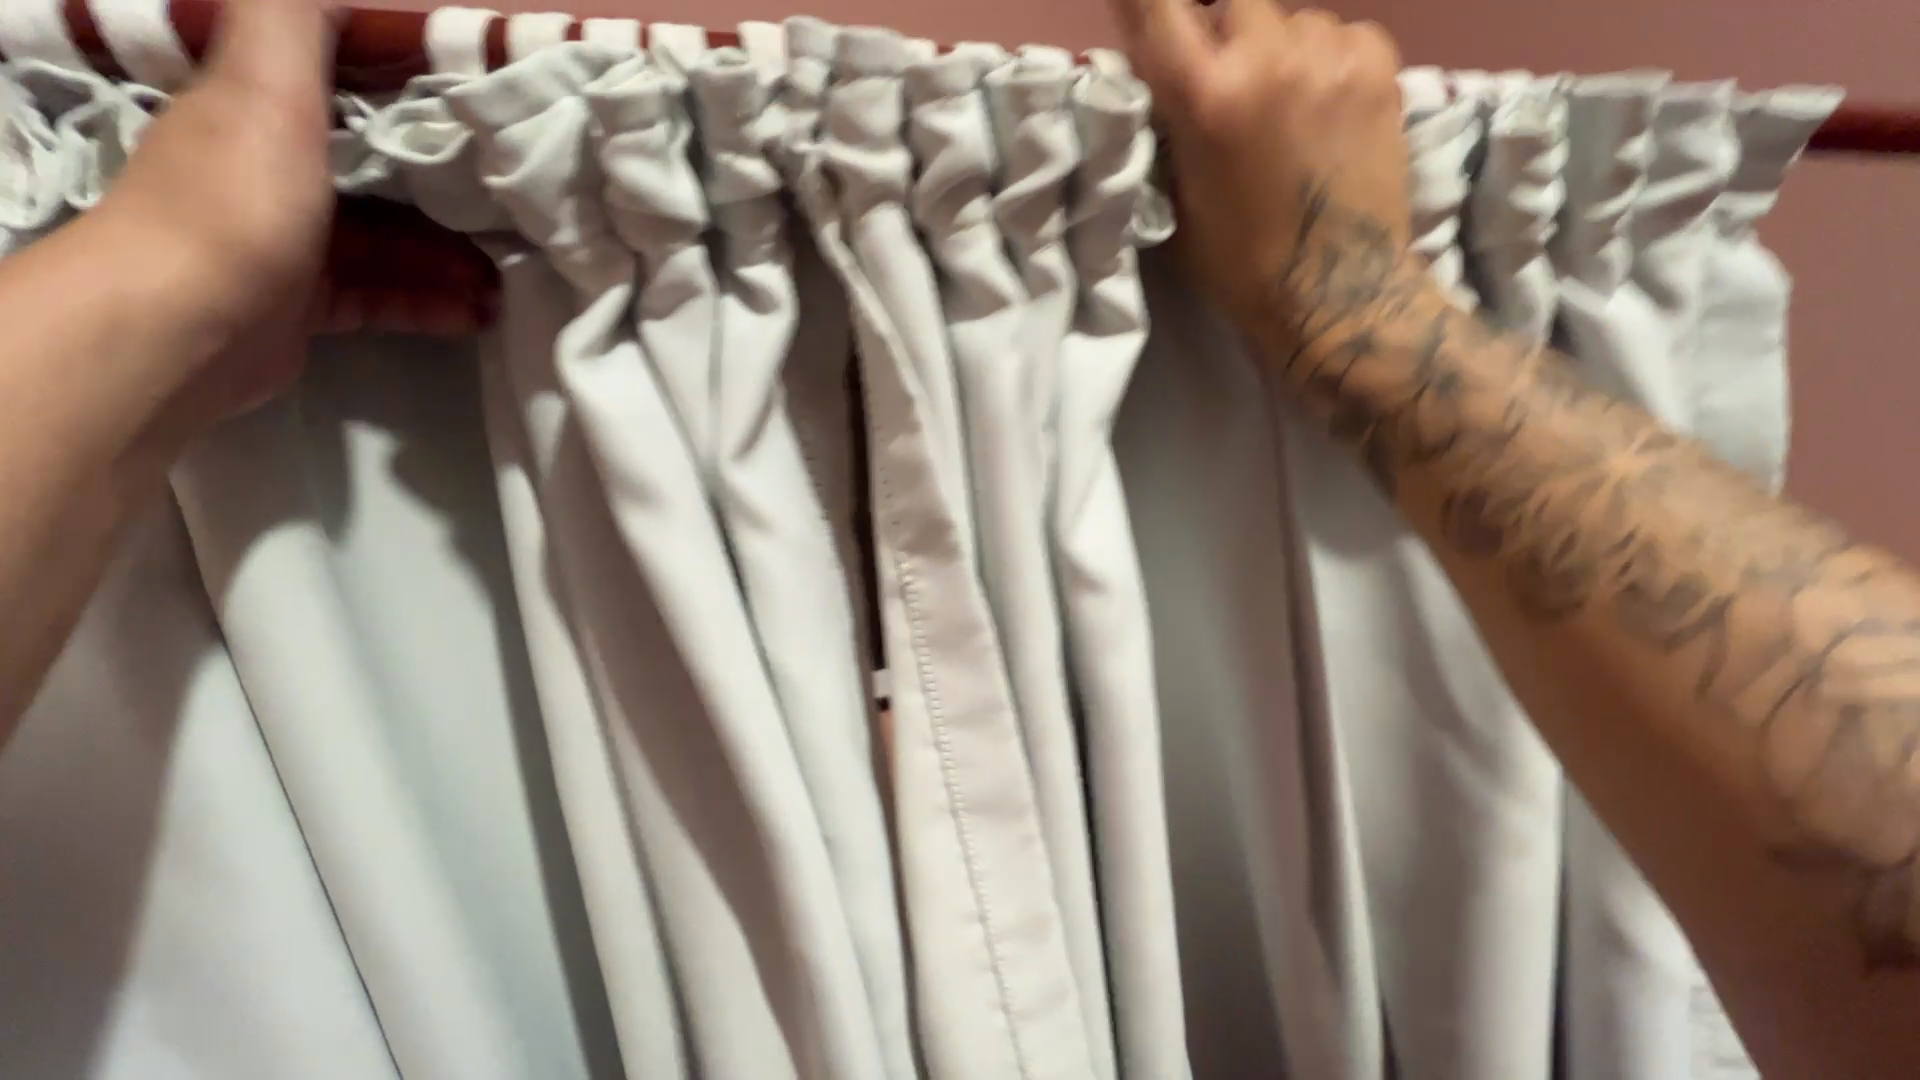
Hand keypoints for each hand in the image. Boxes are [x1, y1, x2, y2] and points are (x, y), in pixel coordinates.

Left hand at [84, 0, 494, 436]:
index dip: (413, 110)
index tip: (479, 126)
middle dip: (449, 209)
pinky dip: (429, 305)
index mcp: (261, 116)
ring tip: (504, 290)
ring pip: (391, 250)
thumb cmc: (237, 204)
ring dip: (450, 267)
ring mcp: (292, 245)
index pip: (350, 102)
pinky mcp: (307, 306)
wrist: (184, 324)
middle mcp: (273, 174)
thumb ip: (292, 25)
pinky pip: (383, 298)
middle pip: (381, 186)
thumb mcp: (265, 92)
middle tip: (509, 227)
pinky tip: (474, 317)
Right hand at [1110, 0, 1411, 332]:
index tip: (1145, 11)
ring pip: (1290, 18)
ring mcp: (1330, 57)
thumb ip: (1166, 137)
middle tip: (1226, 84)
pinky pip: (1341, 33)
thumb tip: (1161, 89)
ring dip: (1277, 49)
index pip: (1156, 5)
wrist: (1336, 292)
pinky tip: (1326, 107)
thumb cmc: (1239, 265)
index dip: (1144, 2)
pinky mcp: (1380, 66)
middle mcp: (1266, 58)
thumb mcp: (1177, 206)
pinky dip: (1327, 60)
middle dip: (1221, 33)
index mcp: (1204, 99)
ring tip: (1285, 105)